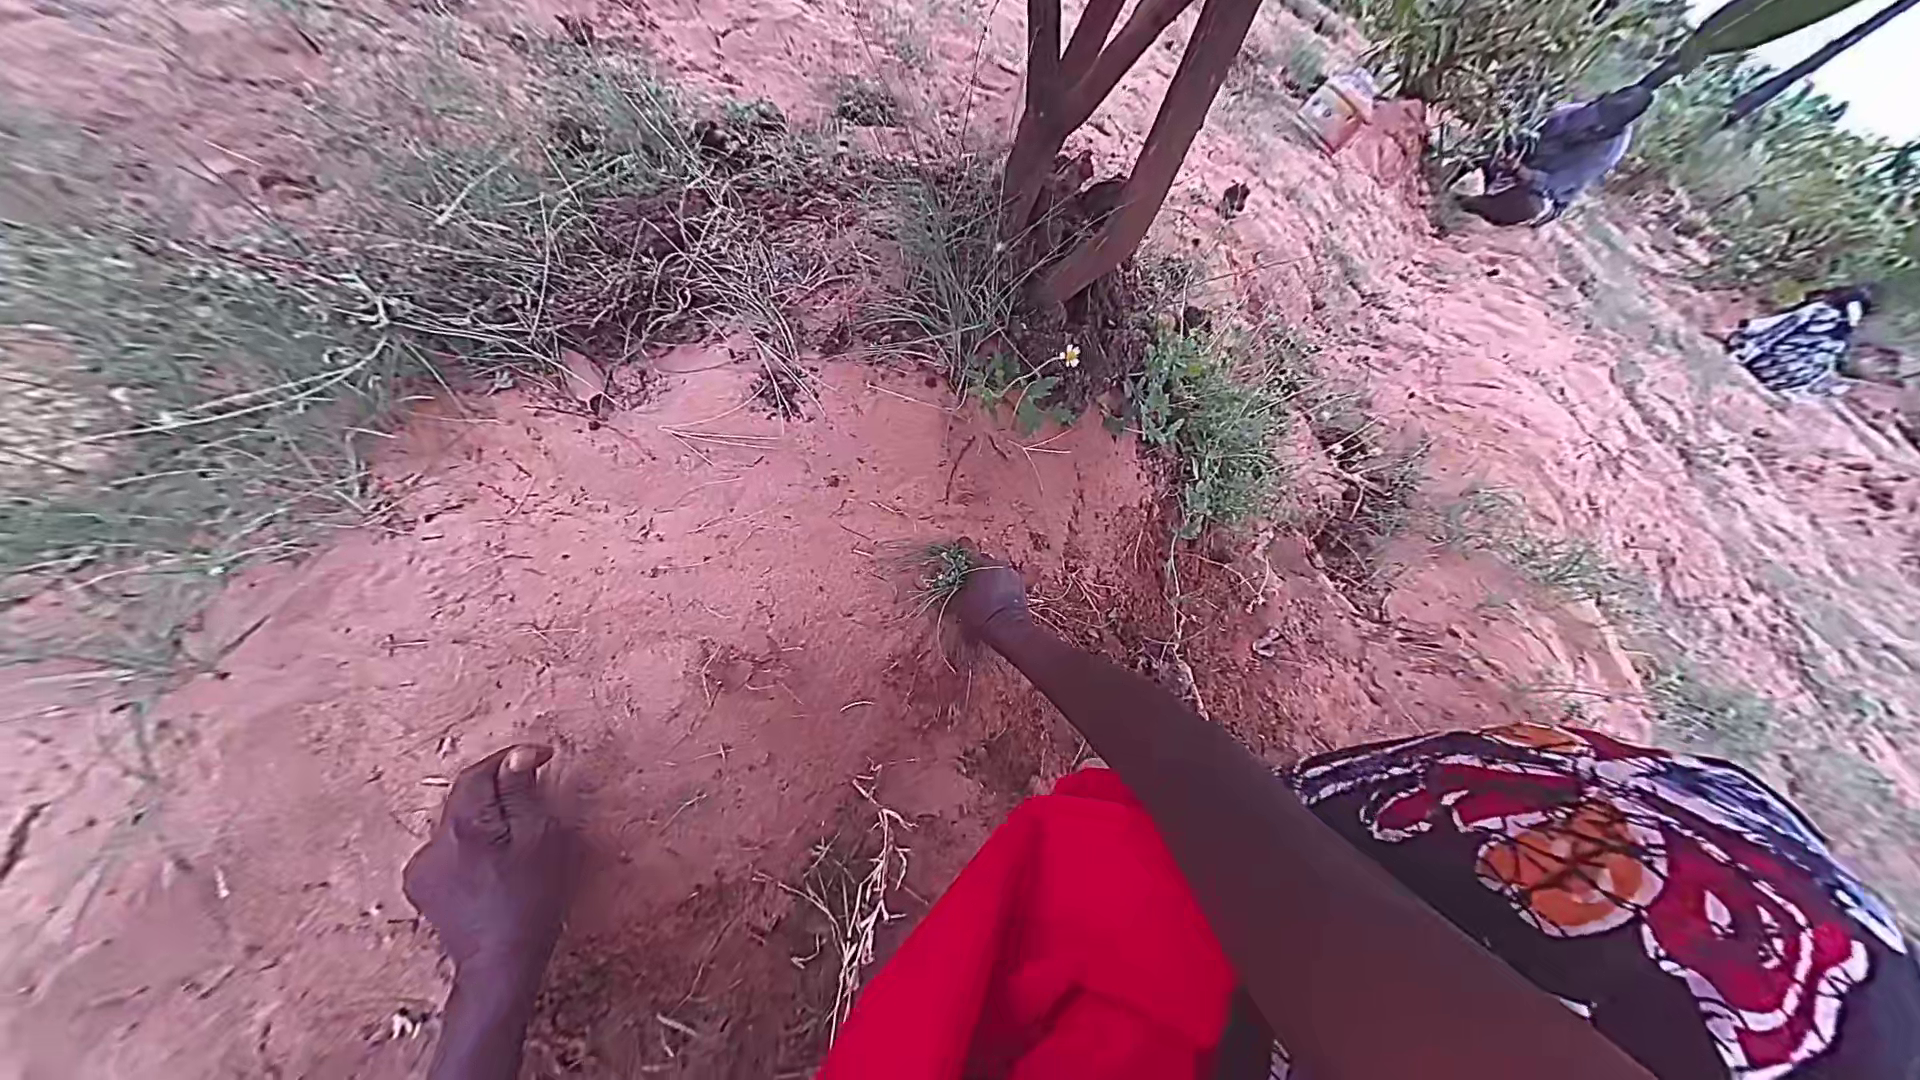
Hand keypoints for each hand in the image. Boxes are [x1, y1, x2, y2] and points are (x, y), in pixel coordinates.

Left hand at [404, 746, 573, 978]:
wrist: (502, 960)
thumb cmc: (533, 896)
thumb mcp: (540, 836)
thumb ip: (522, 793)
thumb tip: (516, 755)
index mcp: (463, 830)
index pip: (478, 774)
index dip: (510, 758)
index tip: (542, 756)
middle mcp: (432, 846)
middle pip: (465, 797)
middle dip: (500, 788)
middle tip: (537, 791)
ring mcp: (422, 870)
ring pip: (459, 821)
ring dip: (488, 814)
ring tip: (521, 828)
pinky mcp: (423, 887)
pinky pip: (451, 846)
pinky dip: (475, 838)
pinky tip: (498, 856)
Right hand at [951, 549, 1030, 641]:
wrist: (1006, 627)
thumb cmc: (979, 614)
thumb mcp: (958, 602)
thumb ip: (956, 587)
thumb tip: (954, 583)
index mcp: (976, 563)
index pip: (966, 546)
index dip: (962, 548)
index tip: (959, 551)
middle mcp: (995, 563)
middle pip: (984, 559)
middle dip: (978, 567)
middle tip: (971, 581)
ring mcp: (1010, 571)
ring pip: (997, 568)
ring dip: (992, 575)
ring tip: (987, 591)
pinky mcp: (1022, 583)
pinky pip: (1012, 578)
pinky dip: (1006, 583)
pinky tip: (1003, 592)